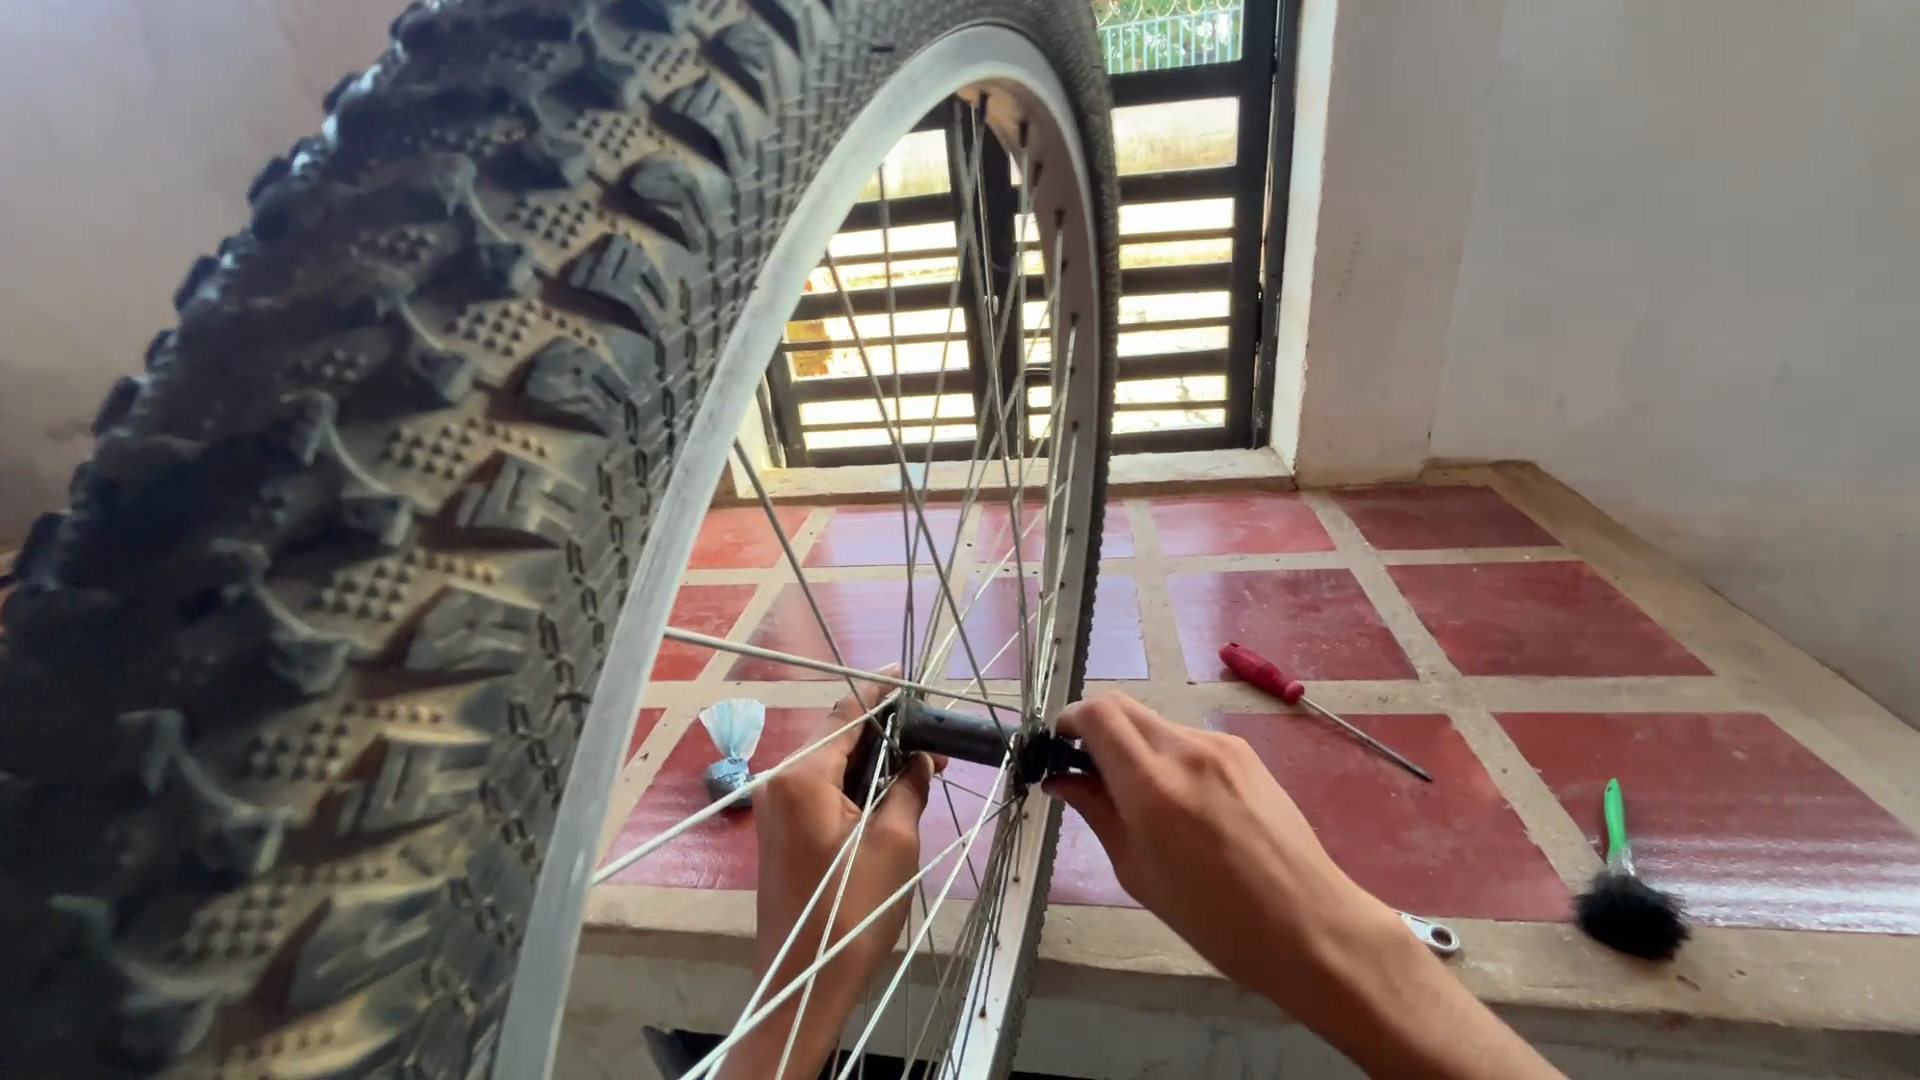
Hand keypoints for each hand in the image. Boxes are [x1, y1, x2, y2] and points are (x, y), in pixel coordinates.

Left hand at [719, 671, 943, 1079]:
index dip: (881, 691)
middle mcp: (780, 780)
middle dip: (886, 732)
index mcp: (801, 775)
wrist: (801, 985)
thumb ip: (908, 787)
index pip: (846, 713)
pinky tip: (890, 792)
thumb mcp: (894, 843)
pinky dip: (857, 784)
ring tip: (922, 766)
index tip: (909, 673)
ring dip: (874, 760)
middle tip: (933, 740)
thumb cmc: (850, 912)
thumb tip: (919, 759)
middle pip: (838, 735)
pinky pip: (823, 788)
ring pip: (832, 763)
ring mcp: (777, 806)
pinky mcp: (782, 828)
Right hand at [1045, 693, 1400, 1017]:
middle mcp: (1186, 750)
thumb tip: (1062, 780)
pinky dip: (1166, 755)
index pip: (1097, 714)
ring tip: (1138, 795)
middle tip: (1087, 768)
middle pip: (1121, 705)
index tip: (1059, 745)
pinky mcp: (1243, 751)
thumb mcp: (1137, 872)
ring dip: (1132, 744)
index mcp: (1152, 786)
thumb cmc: (1214, 920)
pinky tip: (1181, 801)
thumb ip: (1096, 812)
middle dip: (1094, 727)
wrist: (1310, 926)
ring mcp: (1219, 746)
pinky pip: (1187, 739)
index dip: (1069, 720)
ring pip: (1154, 722)